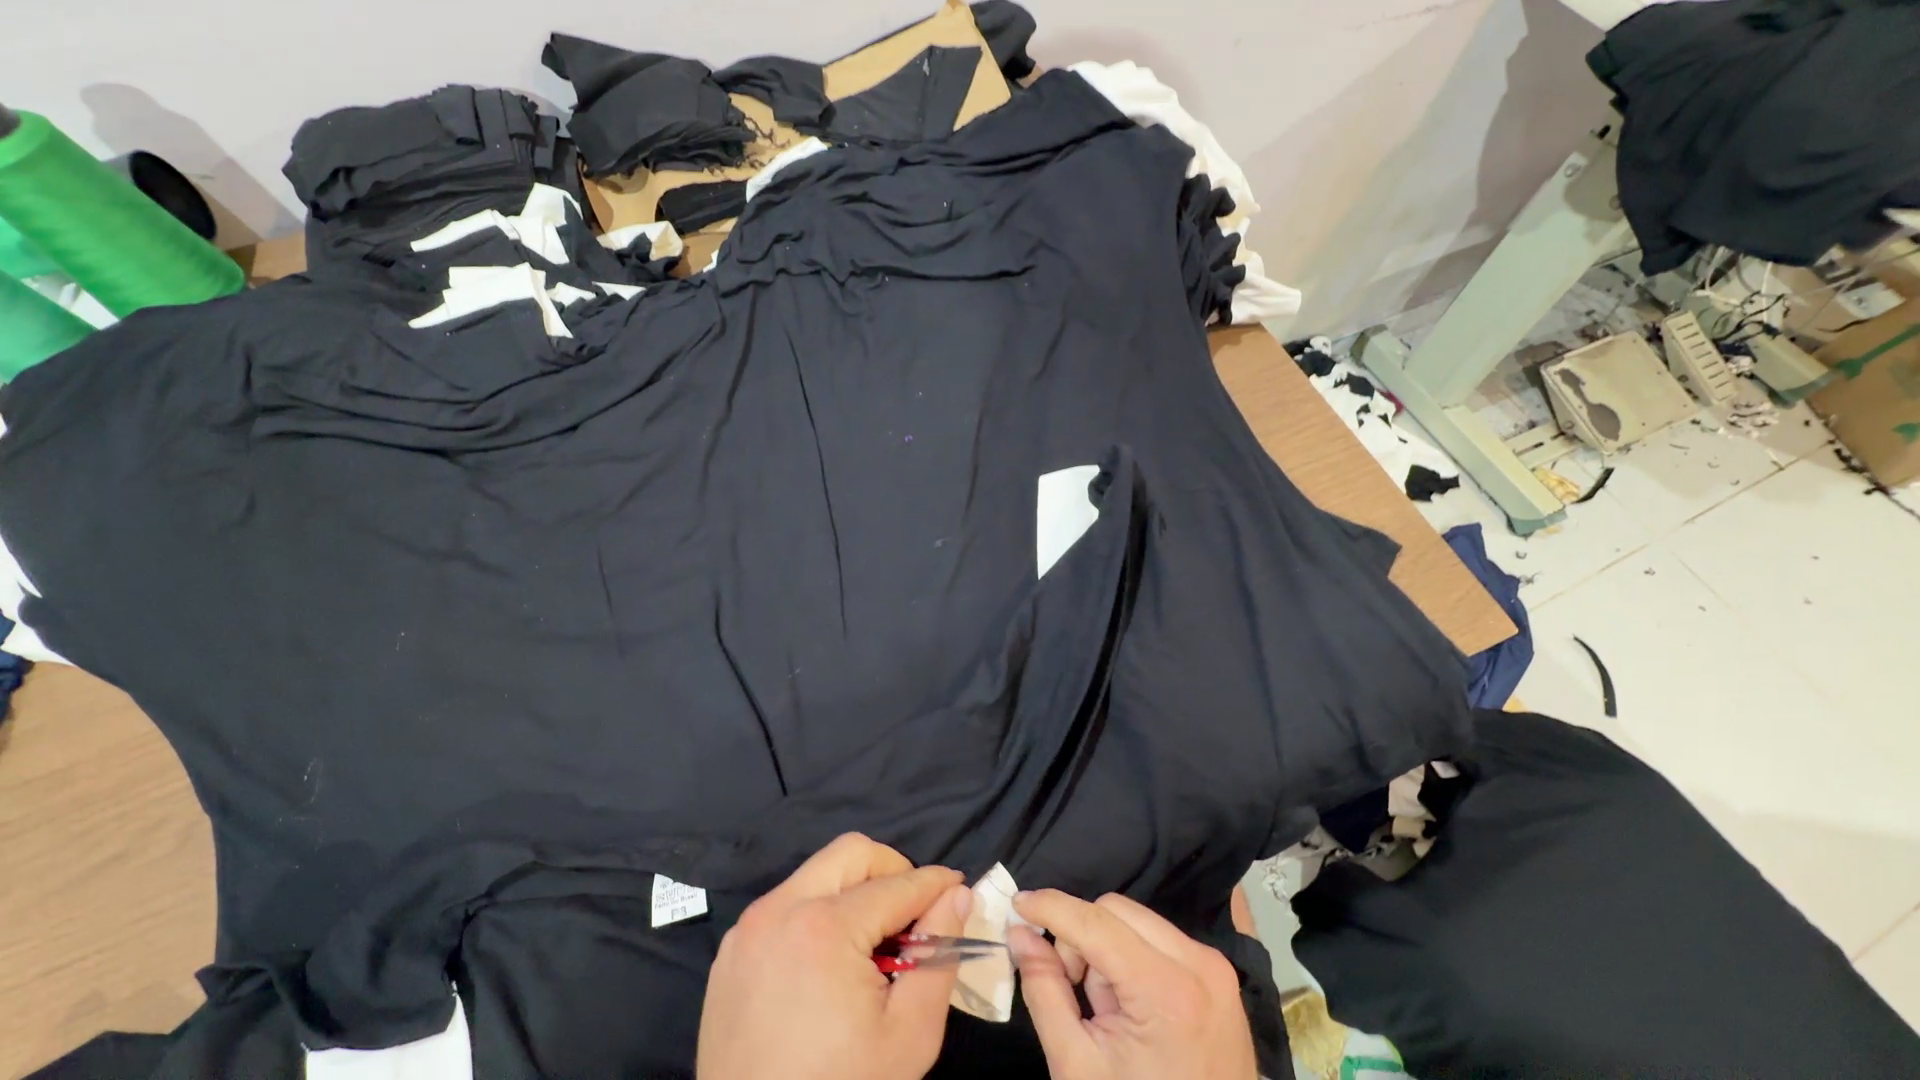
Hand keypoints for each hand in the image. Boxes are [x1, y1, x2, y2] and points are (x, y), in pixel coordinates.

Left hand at [696, 833, 972, 1079]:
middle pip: (850, 853)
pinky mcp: (732, 952)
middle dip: (892, 870)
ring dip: (854, 891)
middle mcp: (779, 910)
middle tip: (915, 912)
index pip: (896, 884)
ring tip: (875, 944)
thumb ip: (939, 955)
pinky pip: (785, 907)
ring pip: (815, 875)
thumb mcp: (908, 1033)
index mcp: (824, 926)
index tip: (959, 886)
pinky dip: (818, 914)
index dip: (935, 883)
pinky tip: (831, 964)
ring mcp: (748, 929)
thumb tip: (957, 896)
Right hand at [1008, 889, 1258, 1079]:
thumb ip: (1044, 990)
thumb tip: (1020, 933)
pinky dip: (1131, 956)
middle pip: (1115, 911)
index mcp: (1165, 990)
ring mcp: (1213, 966)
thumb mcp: (1076, 1063)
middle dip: (1080, 939)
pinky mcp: (1218, 973)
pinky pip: (1158, 937)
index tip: (1016, 903)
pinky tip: (1131, 1005)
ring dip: (1105, 947)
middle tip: (1072, 988)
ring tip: (1107, 1008)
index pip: (1095, 922)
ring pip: (1135, 919)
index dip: (1051, 907)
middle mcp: (1197, 963)